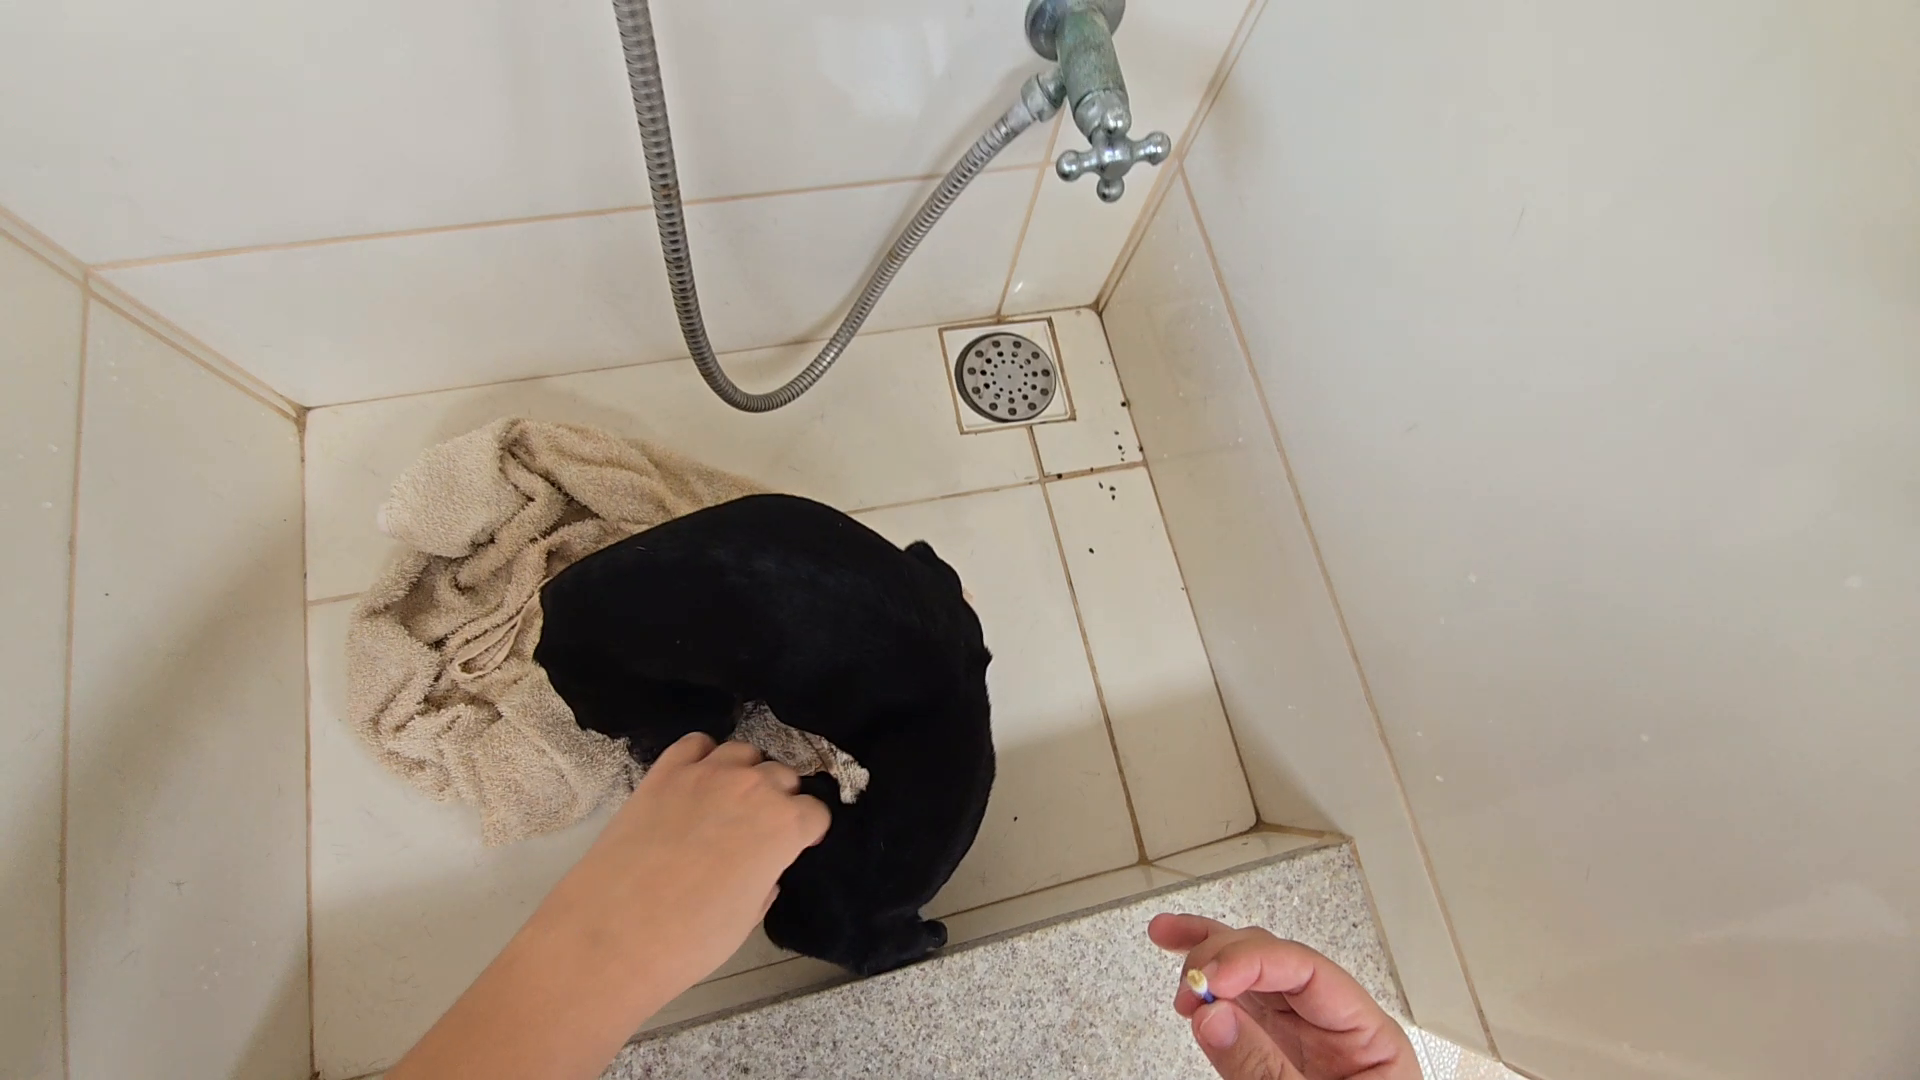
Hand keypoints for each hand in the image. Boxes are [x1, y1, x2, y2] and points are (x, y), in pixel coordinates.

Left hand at [390, 735, 829, 1079]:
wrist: (609, 939)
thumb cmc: (688, 942)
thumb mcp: (748, 917)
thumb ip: (767, 877)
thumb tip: (763, 864)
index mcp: (785, 825)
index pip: (817, 812)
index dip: (808, 831)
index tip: (797, 844)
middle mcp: (755, 787)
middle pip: (784, 775)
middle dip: (781, 798)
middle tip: (759, 827)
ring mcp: (708, 773)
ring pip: (744, 753)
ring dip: (745, 773)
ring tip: (728, 800)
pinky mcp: (666, 771)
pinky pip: (696, 743)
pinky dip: (703, 757)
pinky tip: (696, 780)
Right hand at [1149, 914, 1419, 1079]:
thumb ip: (1265, 1073)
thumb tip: (1212, 1016)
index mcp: (1367, 1039)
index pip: (1305, 970)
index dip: (1252, 960)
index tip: (1210, 981)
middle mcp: (1332, 1025)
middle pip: (1273, 960)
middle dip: (1224, 959)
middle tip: (1188, 986)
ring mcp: (1300, 1034)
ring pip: (1250, 967)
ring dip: (1205, 951)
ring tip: (1166, 939)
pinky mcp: (1273, 1048)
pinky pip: (1237, 998)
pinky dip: (1207, 978)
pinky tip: (1178, 950)